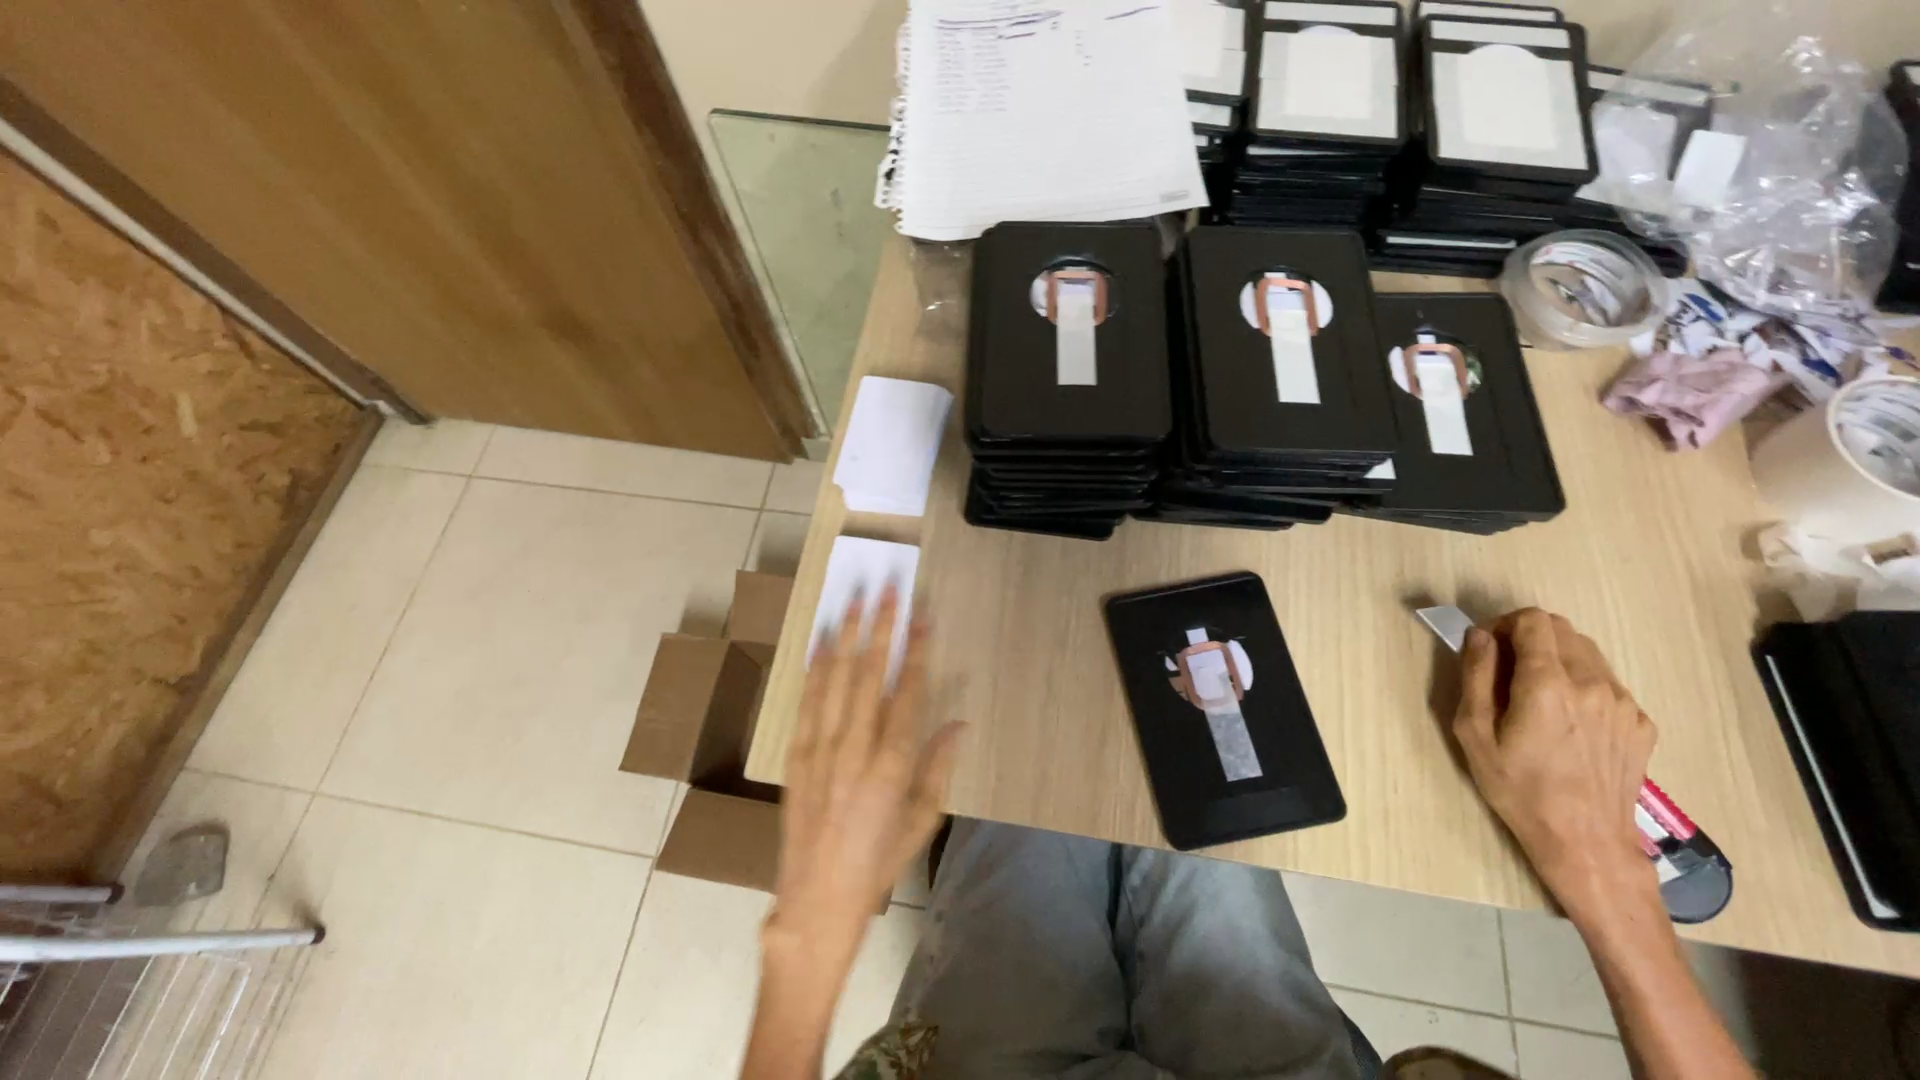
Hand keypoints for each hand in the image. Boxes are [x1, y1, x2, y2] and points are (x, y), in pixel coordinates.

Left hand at [767, 585, 964, 969]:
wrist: (818, 898)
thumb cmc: (879, 862)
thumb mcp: (922, 821)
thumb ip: (939, 767)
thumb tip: (958, 722)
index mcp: (893, 765)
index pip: (908, 692)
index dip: (917, 650)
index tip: (923, 616)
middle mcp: (855, 749)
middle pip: (869, 675)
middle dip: (879, 628)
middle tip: (886, 589)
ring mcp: (820, 750)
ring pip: (834, 680)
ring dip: (845, 636)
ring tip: (853, 599)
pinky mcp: (796, 756)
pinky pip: (805, 703)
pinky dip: (813, 669)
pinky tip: (820, 642)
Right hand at [1453, 608, 1658, 920]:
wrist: (1584, 840)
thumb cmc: (1518, 788)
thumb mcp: (1474, 733)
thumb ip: (1476, 676)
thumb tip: (1481, 636)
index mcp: (1548, 683)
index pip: (1533, 620)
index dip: (1504, 623)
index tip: (1488, 648)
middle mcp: (1593, 683)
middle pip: (1562, 629)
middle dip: (1529, 637)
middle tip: (1506, 670)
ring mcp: (1624, 703)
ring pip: (1588, 654)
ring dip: (1557, 659)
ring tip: (1536, 697)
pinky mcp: (1641, 723)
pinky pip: (1607, 684)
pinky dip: (1581, 686)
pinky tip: (1567, 723)